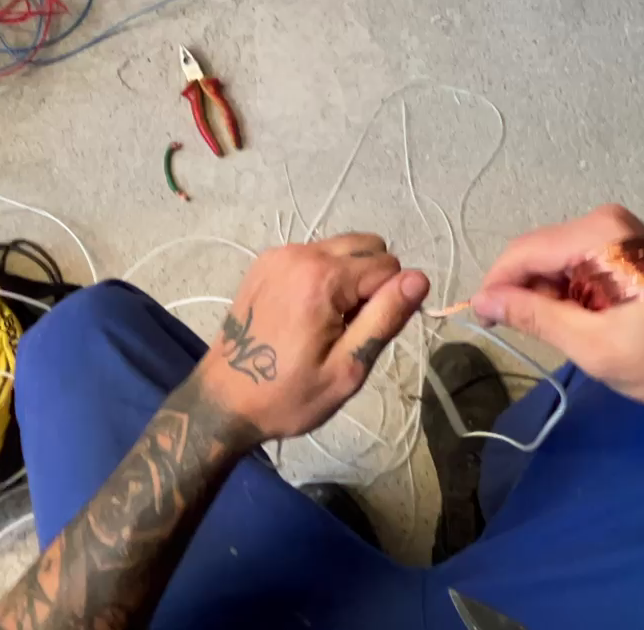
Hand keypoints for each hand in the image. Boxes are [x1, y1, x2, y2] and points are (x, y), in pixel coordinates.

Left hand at [197, 233, 430, 439]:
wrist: (223, 398)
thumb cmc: (288, 393)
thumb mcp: (347, 368)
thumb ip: (385, 318)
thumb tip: (420, 277)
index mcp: (323, 277)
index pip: (389, 266)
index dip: (389, 301)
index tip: (363, 335)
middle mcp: (301, 252)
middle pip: (368, 246)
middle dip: (373, 282)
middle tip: (349, 328)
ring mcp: (280, 253)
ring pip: (343, 247)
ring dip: (350, 277)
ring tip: (327, 321)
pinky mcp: (267, 260)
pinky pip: (316, 253)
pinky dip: (324, 275)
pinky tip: (306, 312)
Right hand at [470, 204, 643, 405]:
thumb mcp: (595, 345)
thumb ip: (535, 317)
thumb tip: (484, 300)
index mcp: (598, 235)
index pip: (524, 251)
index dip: (497, 285)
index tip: (484, 319)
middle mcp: (608, 220)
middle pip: (542, 251)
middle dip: (528, 291)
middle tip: (531, 335)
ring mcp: (625, 230)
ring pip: (562, 258)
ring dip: (553, 294)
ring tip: (568, 333)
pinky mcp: (637, 245)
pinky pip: (586, 260)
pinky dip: (576, 290)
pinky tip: (590, 321)